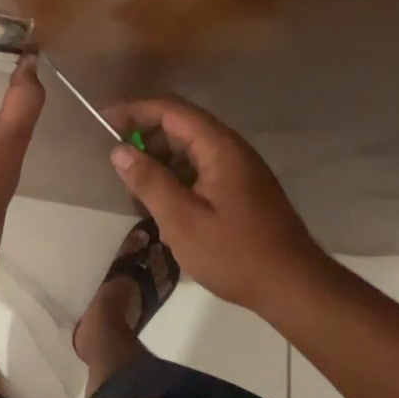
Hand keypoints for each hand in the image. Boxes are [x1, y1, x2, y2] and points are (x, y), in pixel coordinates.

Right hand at [103, 97, 328, 308]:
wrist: (295, 287)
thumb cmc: (235, 254)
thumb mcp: (182, 220)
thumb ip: (149, 180)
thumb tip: (119, 150)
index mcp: (219, 147)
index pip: (170, 110)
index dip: (134, 110)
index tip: (103, 122)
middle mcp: (232, 148)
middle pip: (180, 125)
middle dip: (144, 137)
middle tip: (116, 162)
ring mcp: (240, 169)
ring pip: (190, 149)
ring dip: (160, 160)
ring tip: (136, 189)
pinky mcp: (243, 188)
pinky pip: (202, 168)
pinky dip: (177, 176)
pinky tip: (163, 204)